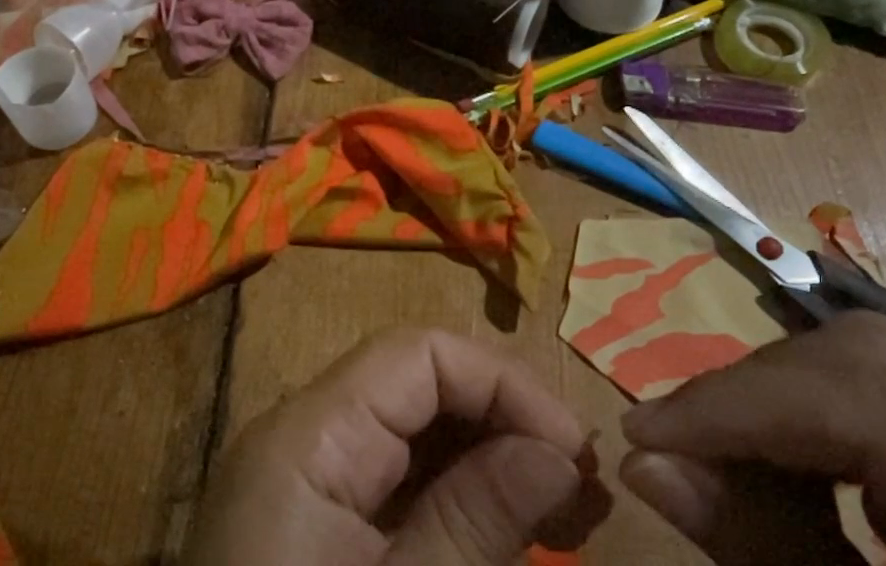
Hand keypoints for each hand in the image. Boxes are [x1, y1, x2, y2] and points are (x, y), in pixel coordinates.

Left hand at [185, 328, 592, 565]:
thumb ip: (473, 521)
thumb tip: (557, 452)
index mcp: (308, 436)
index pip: (417, 355)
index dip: (503, 383)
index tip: (572, 452)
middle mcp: (302, 437)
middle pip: (415, 387)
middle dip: (505, 422)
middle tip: (583, 492)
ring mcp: (304, 480)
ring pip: (411, 434)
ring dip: (490, 461)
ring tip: (567, 516)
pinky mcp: (313, 522)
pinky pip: (393, 483)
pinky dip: (454, 496)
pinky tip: (507, 531)